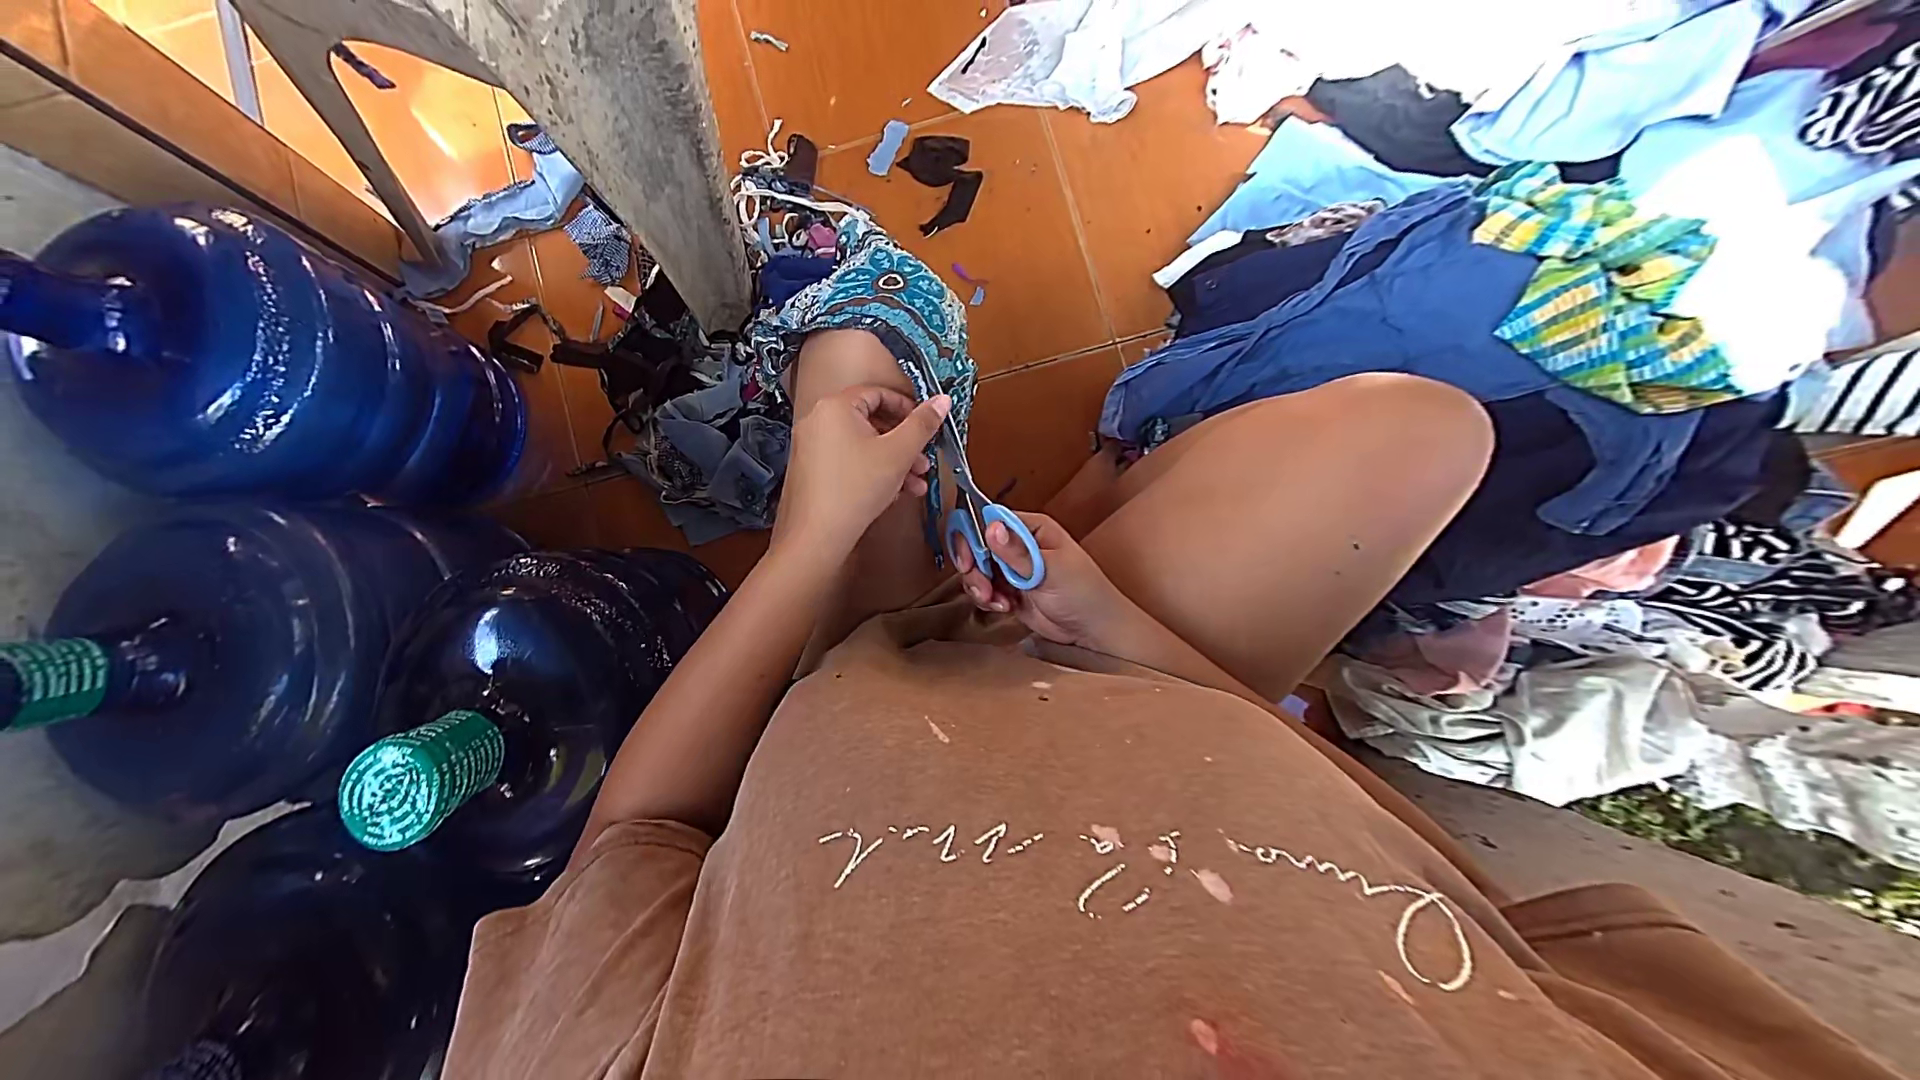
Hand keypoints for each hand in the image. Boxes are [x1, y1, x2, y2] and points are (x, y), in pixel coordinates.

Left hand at [777, 385, 949, 556]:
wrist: (818, 535)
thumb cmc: (853, 491)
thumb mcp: (899, 453)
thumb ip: (922, 424)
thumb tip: (941, 401)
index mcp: (836, 407)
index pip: (878, 393)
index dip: (907, 408)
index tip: (925, 423)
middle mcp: (819, 421)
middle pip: (871, 422)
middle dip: (904, 443)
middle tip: (922, 459)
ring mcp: (811, 447)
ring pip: (863, 445)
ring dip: (893, 462)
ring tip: (914, 482)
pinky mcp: (812, 470)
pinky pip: (849, 462)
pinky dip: (872, 472)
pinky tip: (893, 492)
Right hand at [951, 511, 1141, 651]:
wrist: (1092, 629)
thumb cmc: (1083, 592)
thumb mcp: (1050, 570)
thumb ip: (1018, 552)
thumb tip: (991, 528)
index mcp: (1032, 528)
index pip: (990, 521)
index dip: (973, 537)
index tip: (969, 560)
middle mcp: (1019, 544)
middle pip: (978, 545)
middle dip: (974, 567)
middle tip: (982, 585)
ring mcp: (1013, 568)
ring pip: (978, 569)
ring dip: (980, 587)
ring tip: (996, 600)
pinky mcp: (1009, 590)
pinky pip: (984, 589)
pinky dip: (987, 600)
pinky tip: (1004, 607)